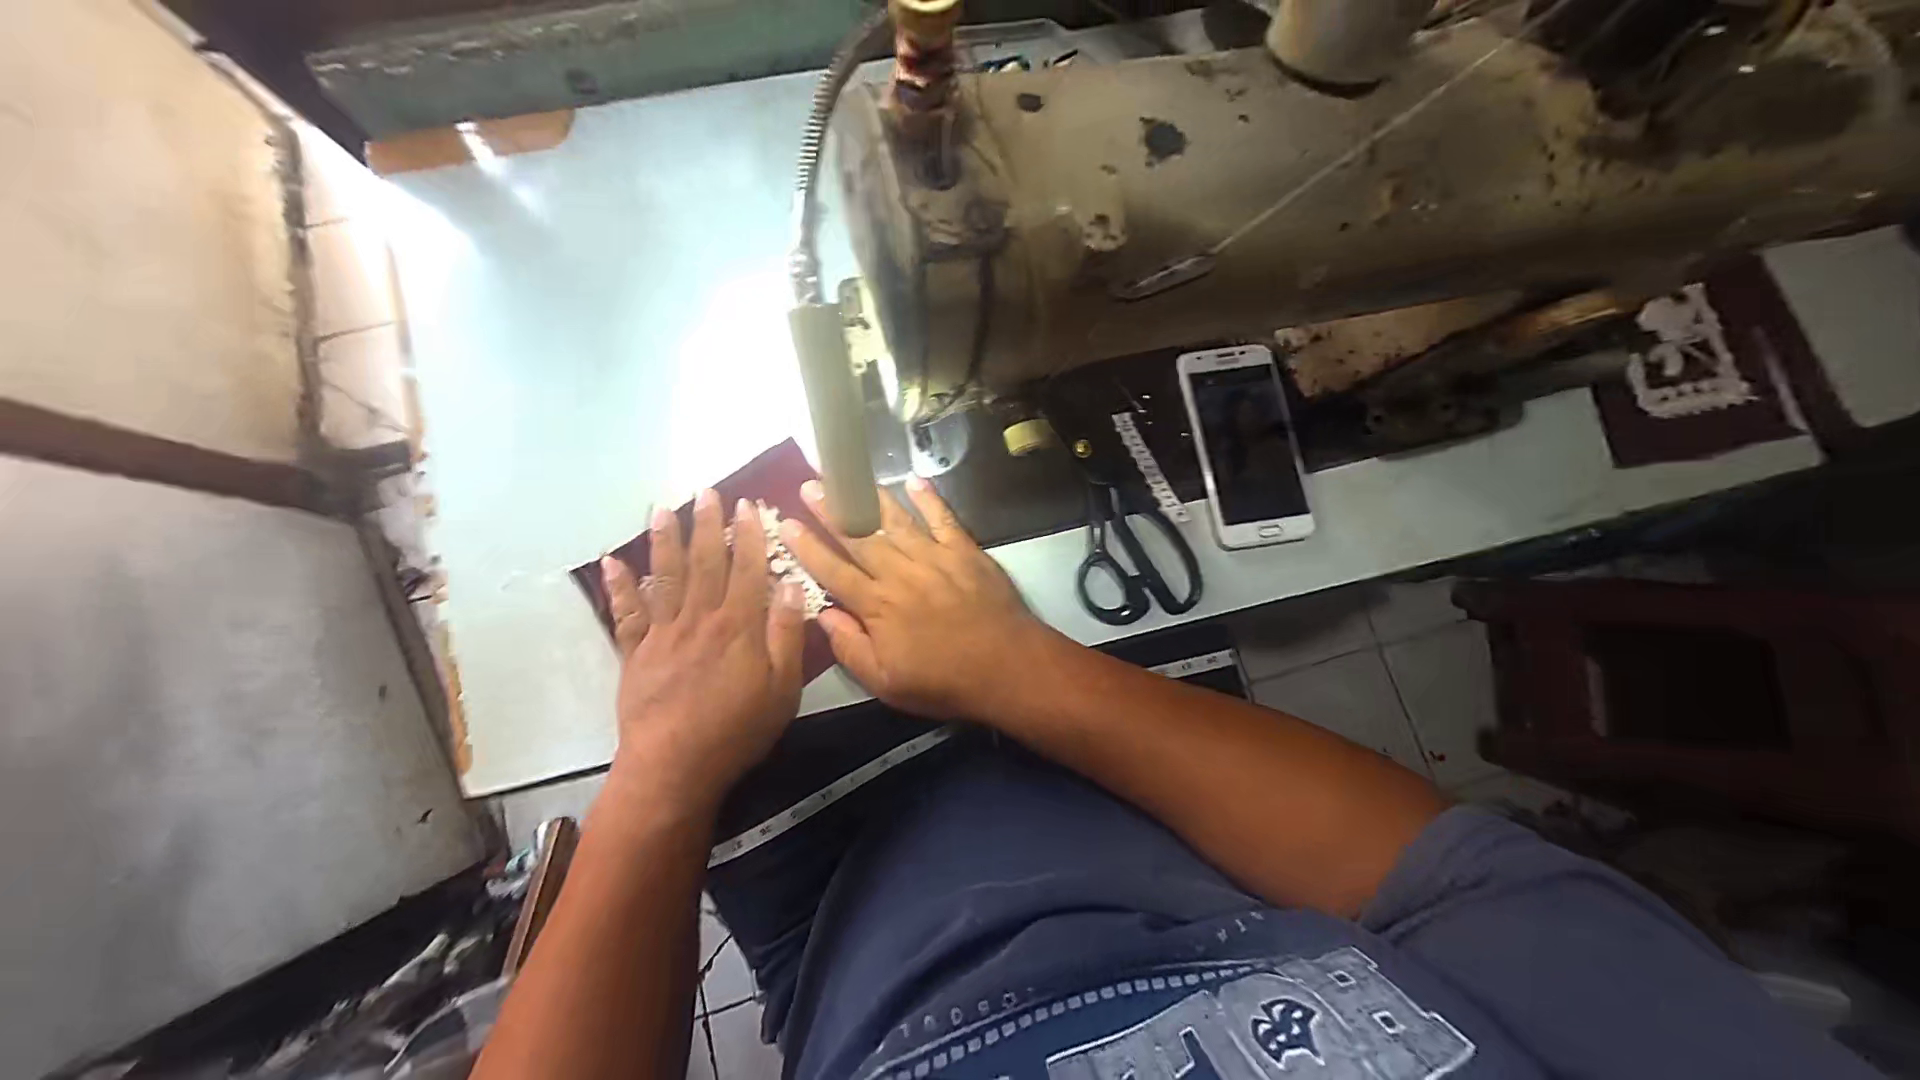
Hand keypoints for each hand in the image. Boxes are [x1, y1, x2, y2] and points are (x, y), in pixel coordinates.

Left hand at [599, 490, 806, 815]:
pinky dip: (619, 587)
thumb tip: (792, 585)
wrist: (674, 767)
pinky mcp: (636, 655)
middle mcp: (700, 619)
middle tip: (705, 491)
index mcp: (738, 626)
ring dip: (664, 541)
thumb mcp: (782, 687)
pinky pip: (627, 614)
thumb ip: (786, 634)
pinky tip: (612, 562)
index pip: (747, 569)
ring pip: (664, 578)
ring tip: (663, 509)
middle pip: (704, 563)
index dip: (748, 535)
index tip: (747, 506)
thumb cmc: (738, 729)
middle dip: (706, 524)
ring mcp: (663, 635)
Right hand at [780, 476, 1055, 720]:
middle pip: (858, 536)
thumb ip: (850, 648)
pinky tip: (915, 480)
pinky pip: (943, 518)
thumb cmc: (944, 682)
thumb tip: (821, 615)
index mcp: (877, 605)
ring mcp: (934, 557)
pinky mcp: (965, 551)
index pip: (833, 570)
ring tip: (848, 476)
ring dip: (869, 497)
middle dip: (831, 510)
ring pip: (895, 520)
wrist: (1006, 667)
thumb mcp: (885, 683)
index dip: (807, 547)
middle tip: (809, 484)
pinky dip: (929, 498)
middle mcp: (900, 573)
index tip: (786, 524)